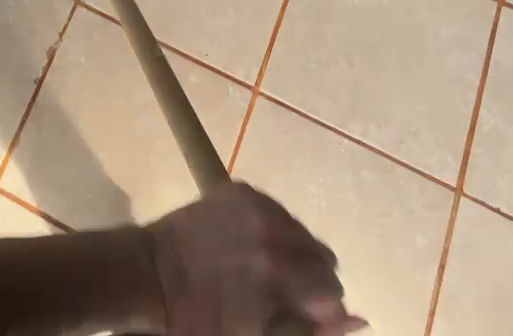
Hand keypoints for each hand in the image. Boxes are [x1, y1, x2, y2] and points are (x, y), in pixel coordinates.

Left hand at [144, 183, 366, 335]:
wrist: (153, 274)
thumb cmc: (203, 319)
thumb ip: (312, 331)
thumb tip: (359, 319)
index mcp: (281, 274)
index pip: (332, 288)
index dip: (318, 307)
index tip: (297, 313)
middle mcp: (273, 232)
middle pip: (321, 256)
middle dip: (309, 277)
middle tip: (278, 292)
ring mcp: (255, 206)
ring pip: (299, 231)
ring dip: (290, 250)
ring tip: (258, 267)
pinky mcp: (238, 190)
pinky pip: (275, 210)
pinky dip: (271, 227)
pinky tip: (247, 243)